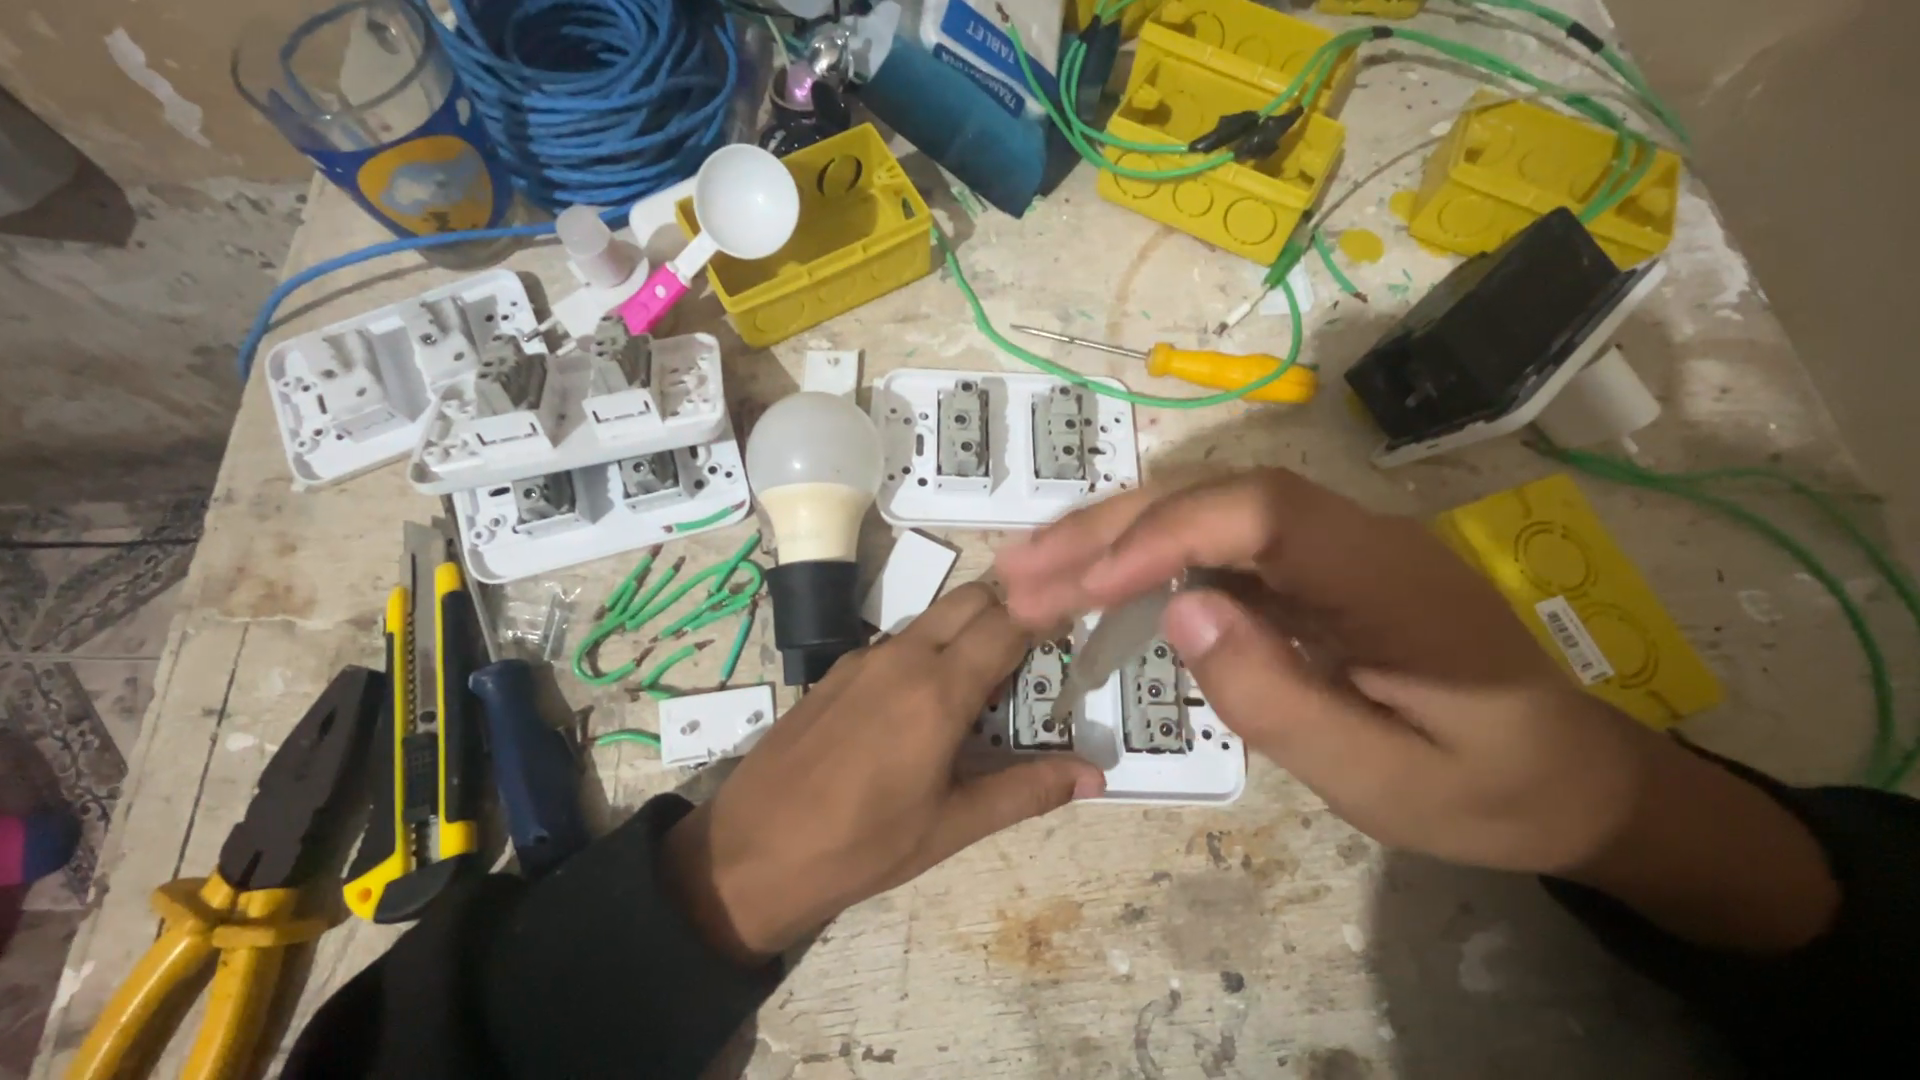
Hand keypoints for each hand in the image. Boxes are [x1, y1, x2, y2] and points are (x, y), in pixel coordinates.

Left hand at [663, 583, 1104, 963]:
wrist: (751, 853)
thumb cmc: (862, 846)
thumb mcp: (952, 826)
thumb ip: (1025, 791)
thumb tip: (1094, 776)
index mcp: (938, 690)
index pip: (1008, 622)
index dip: (1047, 615)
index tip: (1074, 626)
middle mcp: (902, 656)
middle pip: (971, 600)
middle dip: (1011, 612)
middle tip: (1036, 659)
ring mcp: (863, 659)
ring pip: (932, 618)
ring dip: (967, 633)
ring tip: (987, 688)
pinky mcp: (836, 672)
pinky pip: (898, 643)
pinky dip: (928, 652)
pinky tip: (926, 706)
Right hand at [995, 469, 1653, 874]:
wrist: (1568, 779)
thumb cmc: (1484, 788)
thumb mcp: (1382, 779)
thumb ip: (1278, 696)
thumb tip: (1176, 609)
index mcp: (1388, 576)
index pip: (1263, 513)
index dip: (1166, 532)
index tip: (1087, 584)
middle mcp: (1355, 535)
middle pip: (1217, 496)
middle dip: (1110, 530)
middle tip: (1019, 573)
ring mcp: (1330, 546)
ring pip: (1205, 513)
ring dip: (1113, 539)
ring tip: (1030, 575)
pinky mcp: (1310, 569)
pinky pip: (1216, 547)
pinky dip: (1144, 563)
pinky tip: (1092, 585)